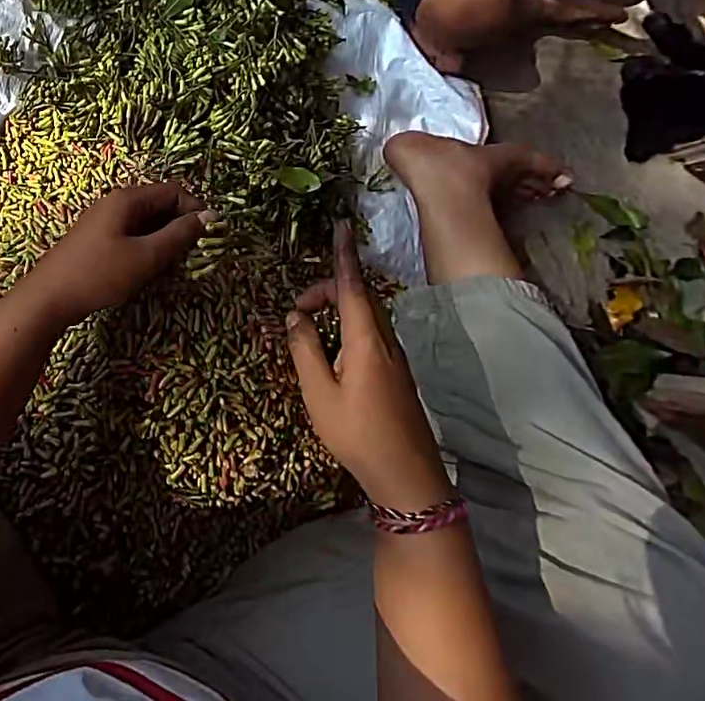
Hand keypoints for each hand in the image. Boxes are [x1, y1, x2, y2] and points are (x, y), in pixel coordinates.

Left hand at [17, 183, 211, 324]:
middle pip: (160, 204)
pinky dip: (147, 247)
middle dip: (180, 227)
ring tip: (170, 266)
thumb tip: (209, 216)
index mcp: (127, 199)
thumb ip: (179, 235)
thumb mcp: (145, 256)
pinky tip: (148, 269)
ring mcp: (105, 220)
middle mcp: (116, 203)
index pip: (173, 191)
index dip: (194, 211)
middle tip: (190, 256)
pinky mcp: (98, 239)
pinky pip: (132, 234)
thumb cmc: (98, 274)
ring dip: (164, 240)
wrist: (48, 298)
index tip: (207, 238)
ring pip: (147, 221)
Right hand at [284, 221, 450, 511]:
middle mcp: (385, 342)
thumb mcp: (319, 394)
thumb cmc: (358, 434)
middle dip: (327, 290)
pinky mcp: (396, 373)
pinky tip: (331, 350)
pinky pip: (370, 334)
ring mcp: (395, 358)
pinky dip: (347, 326)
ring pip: (365, 316)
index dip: (344, 256)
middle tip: (297, 309)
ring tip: (309, 323)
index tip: (340, 227)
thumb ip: (305, 349)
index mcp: (366, 341)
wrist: (409, 478)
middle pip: (358, 299)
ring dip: (337, 309)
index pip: (352, 287)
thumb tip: (295, 316)